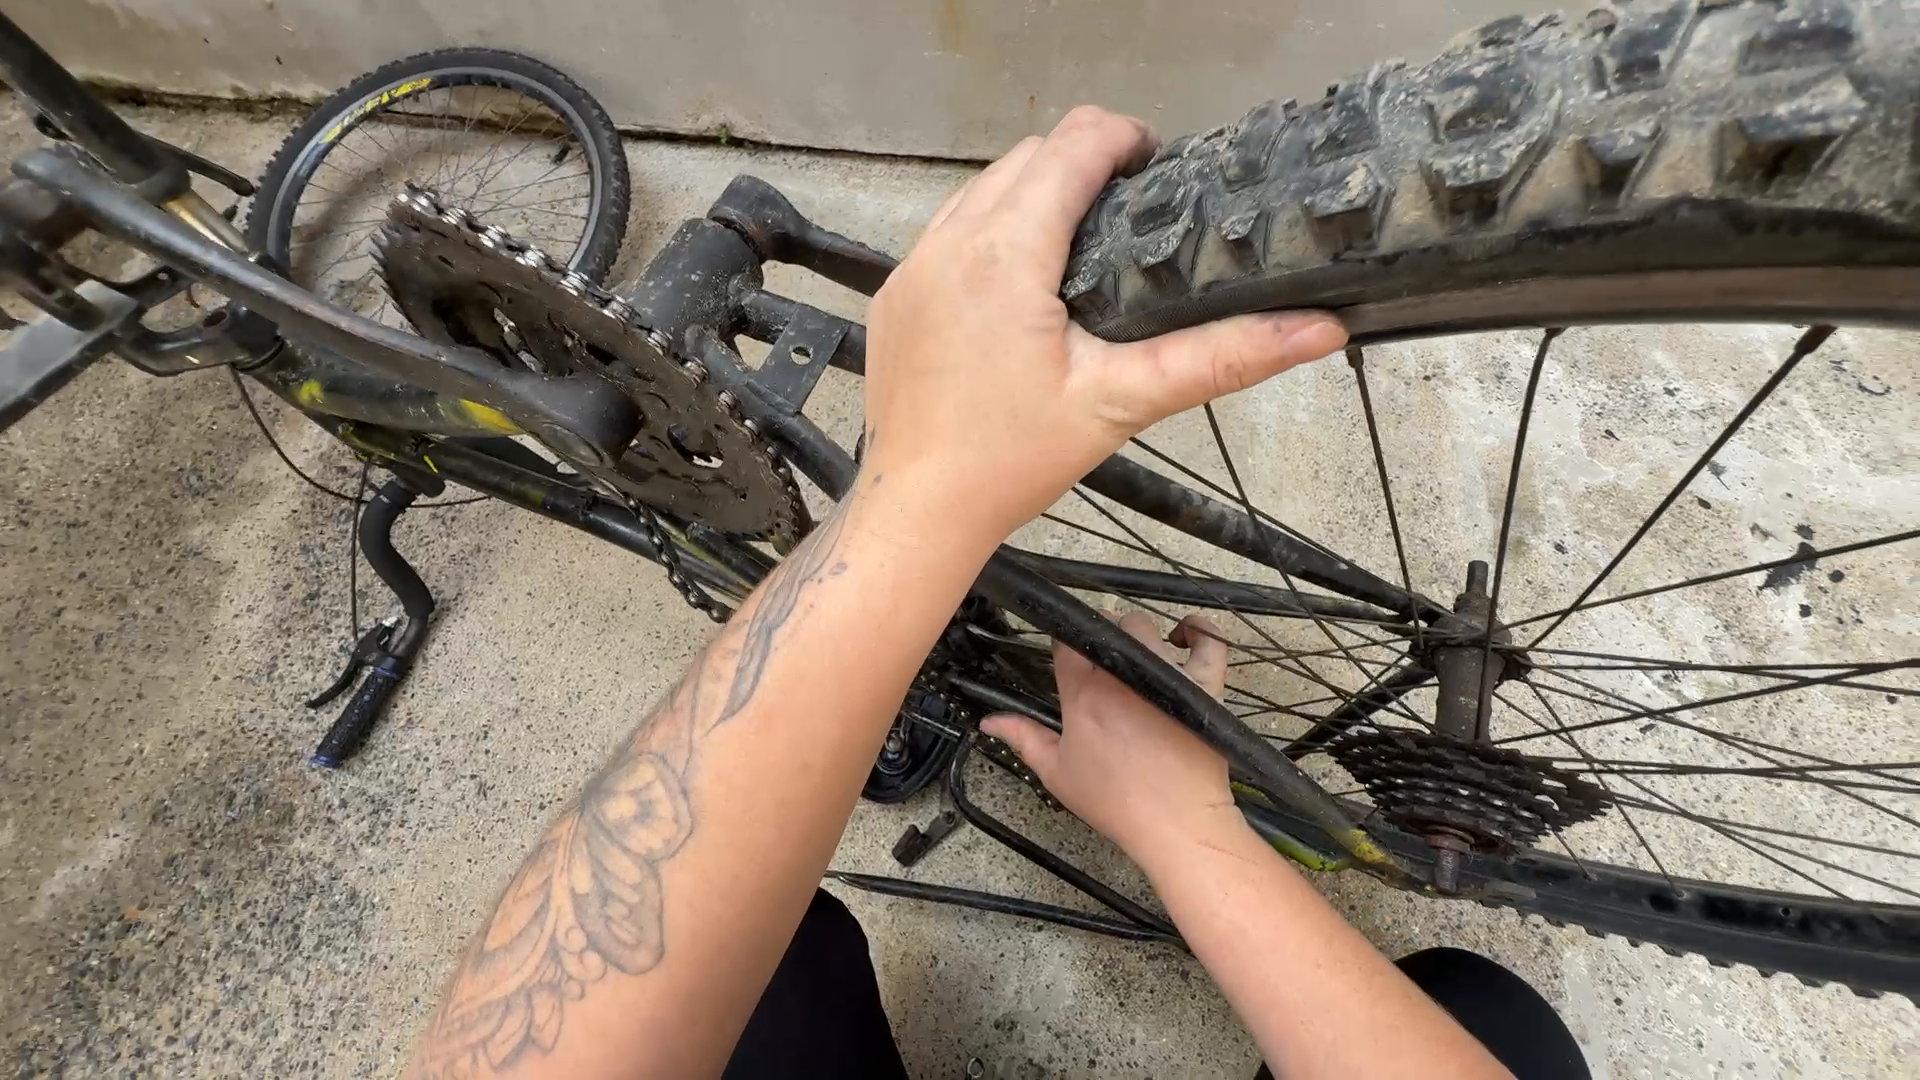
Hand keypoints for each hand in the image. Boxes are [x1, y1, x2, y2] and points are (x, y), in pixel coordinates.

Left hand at [859, 107, 1346, 542]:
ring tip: (1073, 247)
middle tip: (1125, 216)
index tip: (1155, 167)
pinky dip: (985, 234)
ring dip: (1030, 196)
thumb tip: (1314, 331)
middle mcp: (947, 246)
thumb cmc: (1008, 463)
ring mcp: (911, 270)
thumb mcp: (1119, 404)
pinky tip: (1013, 286)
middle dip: (1081, 166)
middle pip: (1026, 157)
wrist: (919, 509)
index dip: (1125, 140)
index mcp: (1005, 255)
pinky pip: (944, 233)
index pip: (1074, 145)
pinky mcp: (894, 298)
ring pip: (980, 190)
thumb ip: (1218, 359)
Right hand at [981, 612, 1244, 863]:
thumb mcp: (1056, 772)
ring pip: (1146, 627)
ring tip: (1135, 657)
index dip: (1065, 645)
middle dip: (1100, 637)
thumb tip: (989, 721)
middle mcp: (1123, 674)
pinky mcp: (1203, 684)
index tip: (1068, 659)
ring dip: (1137, 635)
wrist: (1176, 823)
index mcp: (1084, 691)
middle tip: (1101, 665)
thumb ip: (1021, 738)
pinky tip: (1184, 634)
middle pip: (1106, 626)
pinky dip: (1198, 629)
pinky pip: (1208, 641)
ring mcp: (1166, 675)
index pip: (1066, 642)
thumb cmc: (1115, 800)